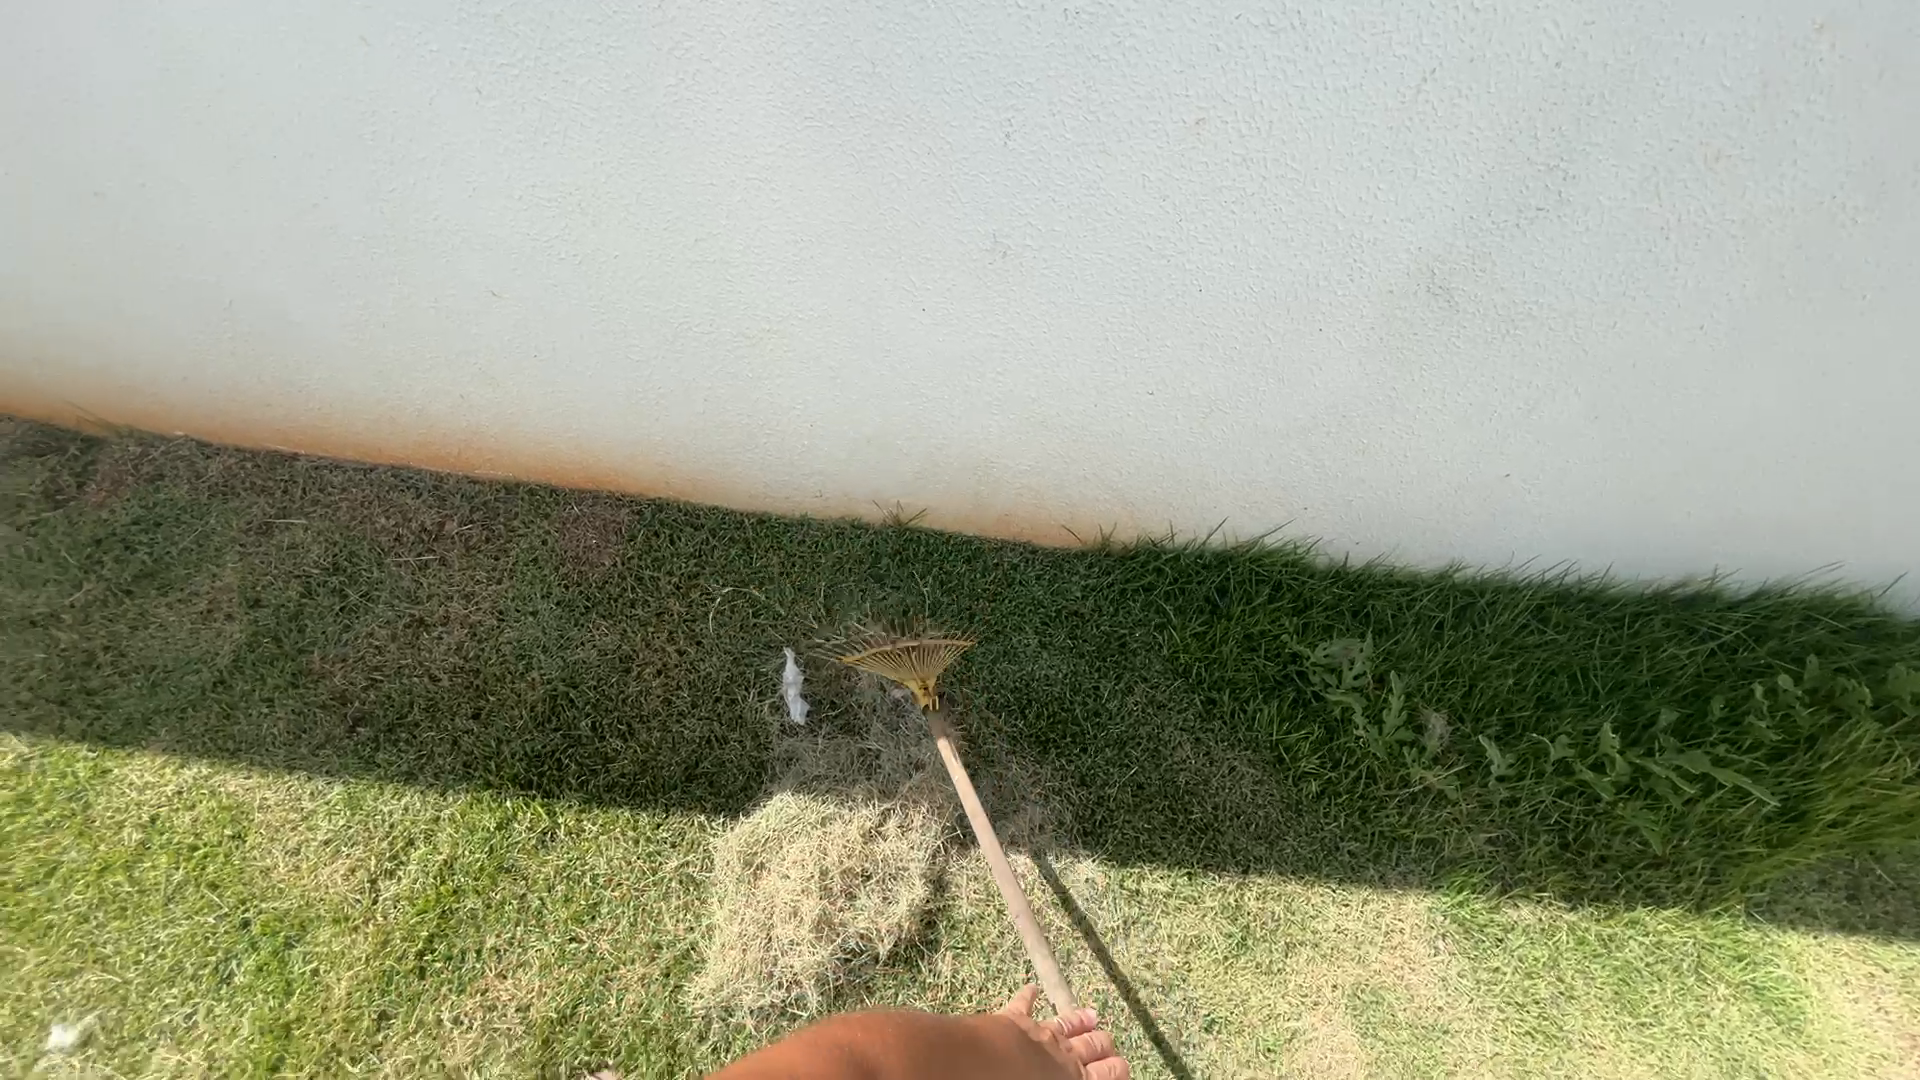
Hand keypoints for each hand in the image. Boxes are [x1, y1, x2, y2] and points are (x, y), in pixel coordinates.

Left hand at [995, 985, 1129, 1078]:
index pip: (1106, 1074)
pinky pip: (1023, 1004)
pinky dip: (1027, 995)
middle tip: (1110, 1039)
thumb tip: (1086, 1079)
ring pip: (1065, 1024)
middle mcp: (1065, 1054)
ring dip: (1078, 1019)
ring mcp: (1042, 1033)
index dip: (1116, 1069)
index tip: (1124, 1065)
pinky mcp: (1017, 1020)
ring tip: (1092, 1013)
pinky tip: (1032, 987)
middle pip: (1090, 1046)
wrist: (999, 1068)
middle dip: (1103, 1043)